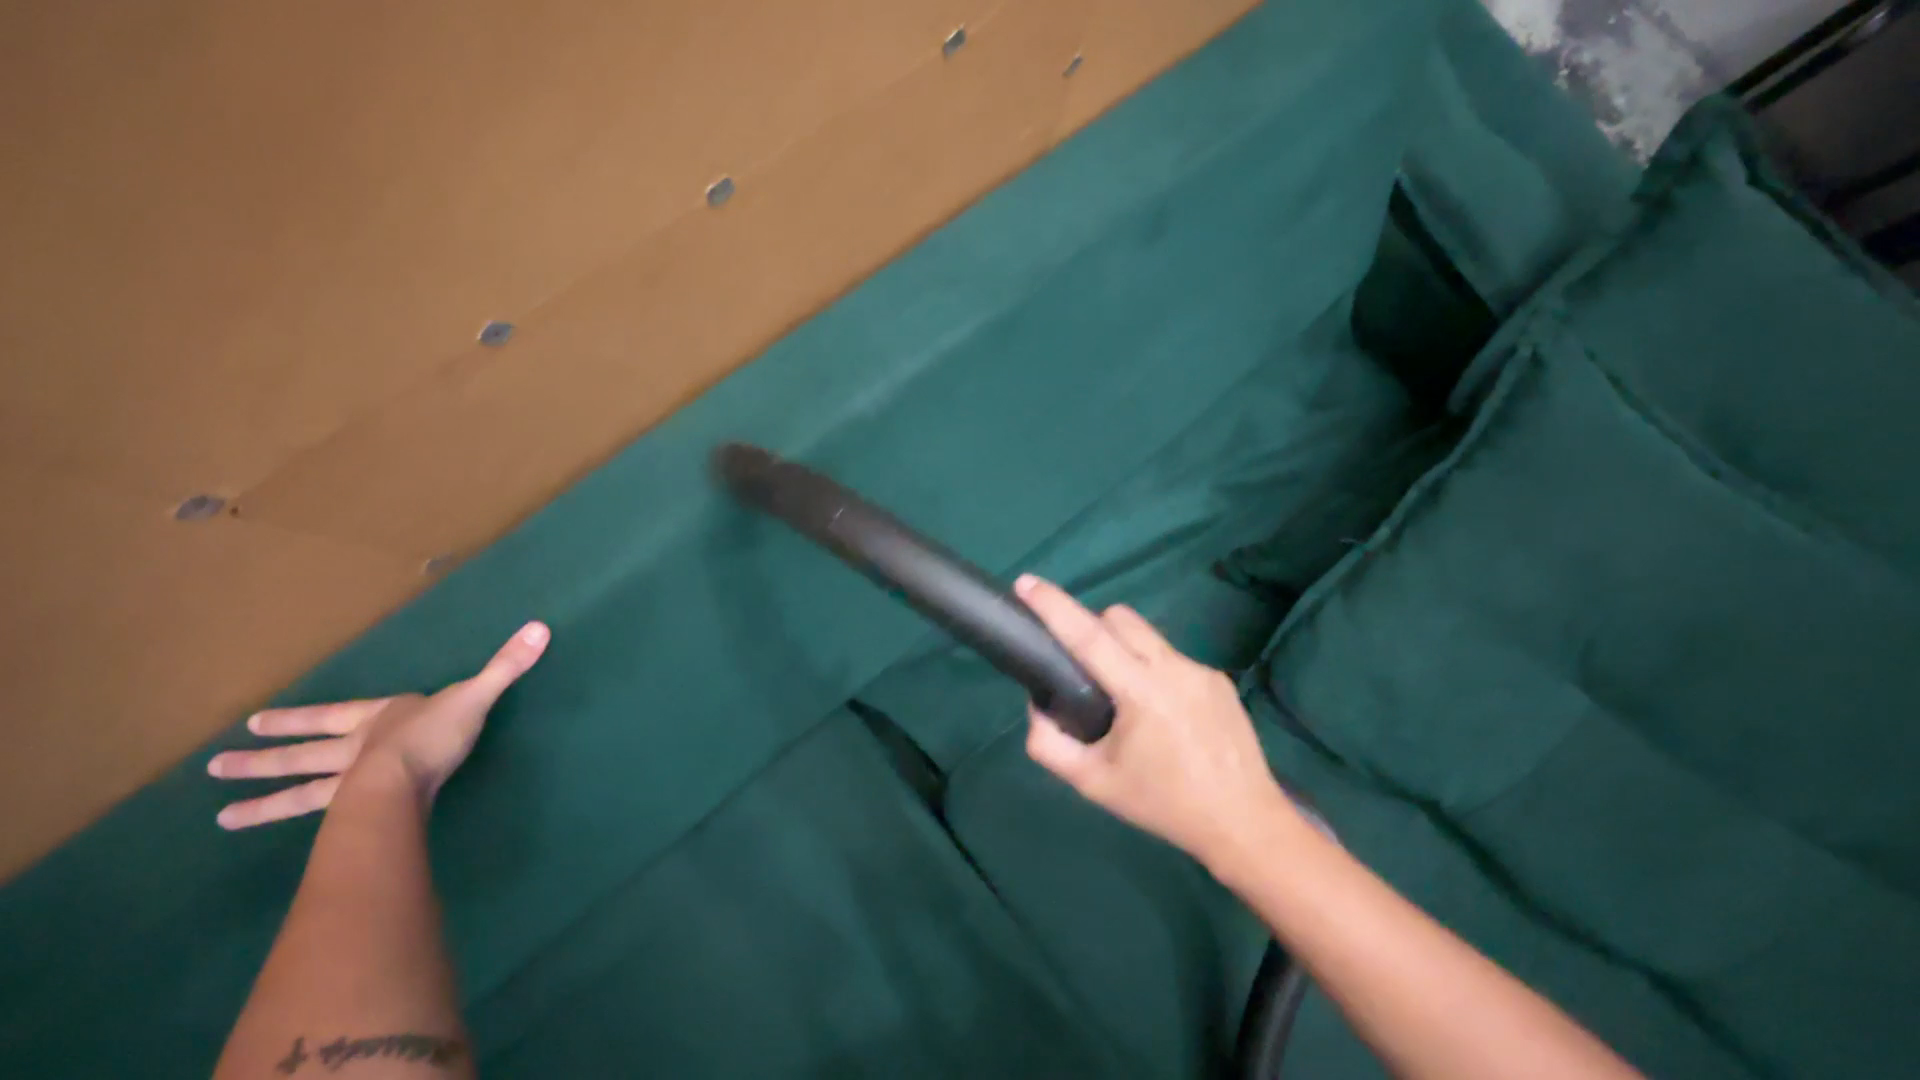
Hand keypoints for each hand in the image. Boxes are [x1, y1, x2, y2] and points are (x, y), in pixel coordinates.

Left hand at [207, 621, 550, 828]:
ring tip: (220, 819)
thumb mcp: (475, 695)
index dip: (299, 718)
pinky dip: (300, 830)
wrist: (406, 779)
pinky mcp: (356, 814)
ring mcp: (351, 785)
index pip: (333, 715)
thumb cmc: (435, 735)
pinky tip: (284, 840)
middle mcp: (355, 750)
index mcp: (377, 719)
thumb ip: (505, 666)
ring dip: (262, 805)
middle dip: (263, 760)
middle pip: (303, 754)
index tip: (254, 722)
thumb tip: (541, 628)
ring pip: (300, 793)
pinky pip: (321, 822)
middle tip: (216, 767)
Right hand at [1015, 576, 1297, 864]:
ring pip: (1148, 637)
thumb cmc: (1163, 804)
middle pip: (1120, 619)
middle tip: (1078, 666)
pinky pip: (1173, 660)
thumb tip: (1036, 706)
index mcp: (1142, 693)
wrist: (1243, 823)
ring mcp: (1201, 672)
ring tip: (1121, 699)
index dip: (1055, 607)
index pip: (1089, 636)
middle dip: (1091, 626)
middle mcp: (1173, 669)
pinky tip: (1161, 716)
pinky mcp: (1219, 680)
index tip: (1027, 584)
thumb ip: (1050, 745)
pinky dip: (1153, 673)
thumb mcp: (1094, 783)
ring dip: (1124, 651)